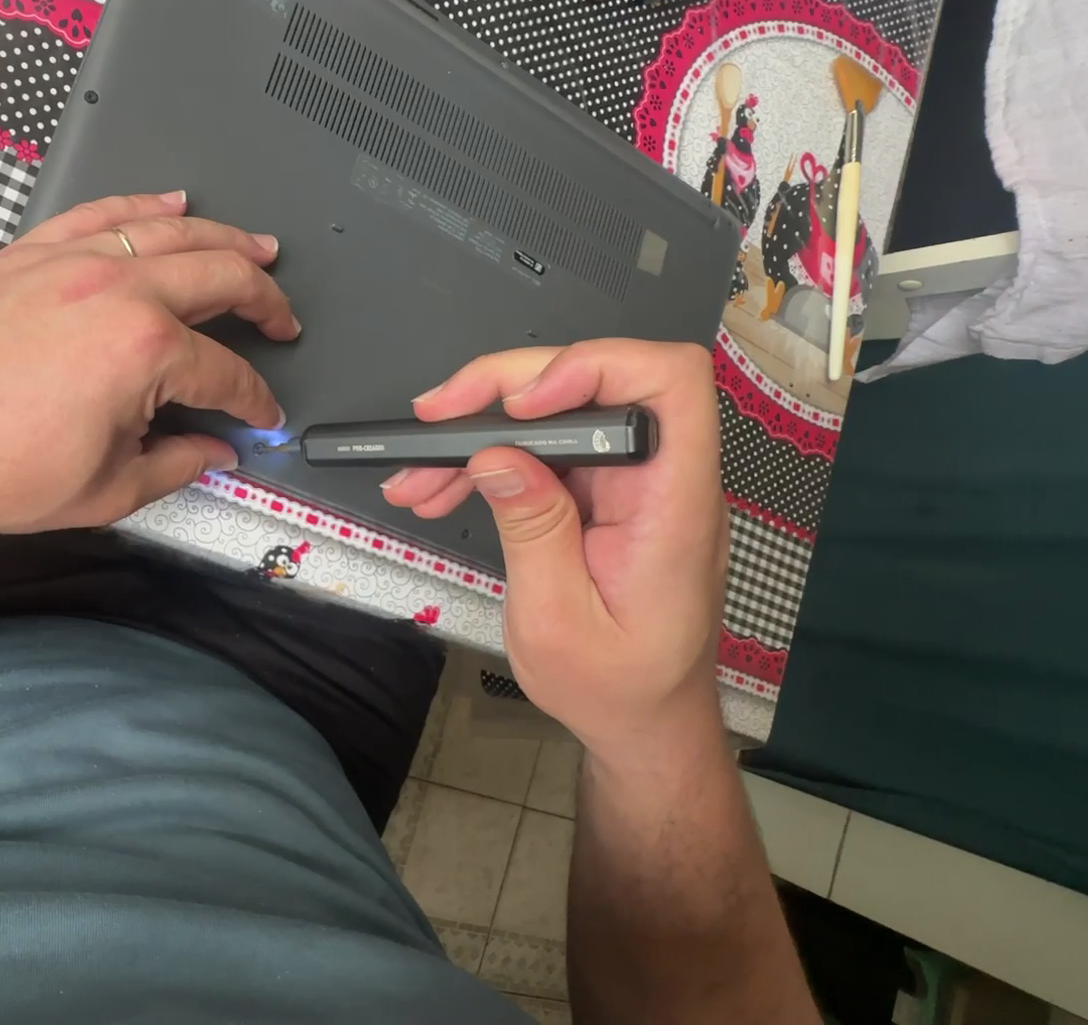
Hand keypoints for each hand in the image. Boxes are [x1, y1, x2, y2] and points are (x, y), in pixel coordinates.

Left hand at [0, 191, 297, 546]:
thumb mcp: (108, 489)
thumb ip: (179, 464)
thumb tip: (215, 452)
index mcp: (143, 351)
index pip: (227, 373)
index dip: (255, 400)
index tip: (262, 415)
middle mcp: (114, 290)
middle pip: (219, 278)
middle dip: (265, 302)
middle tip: (283, 319)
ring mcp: (69, 262)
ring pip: (171, 231)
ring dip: (224, 240)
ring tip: (257, 249)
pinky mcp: (30, 254)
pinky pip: (101, 212)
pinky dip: (144, 205)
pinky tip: (172, 204)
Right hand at [381, 340, 728, 760]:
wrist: (640, 720)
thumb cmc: (614, 687)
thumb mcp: (556, 619)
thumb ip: (532, 530)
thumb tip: (496, 456)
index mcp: (671, 504)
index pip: (666, 383)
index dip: (591, 366)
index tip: (518, 404)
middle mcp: (655, 477)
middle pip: (590, 384)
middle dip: (500, 391)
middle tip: (432, 418)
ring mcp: (625, 483)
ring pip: (550, 420)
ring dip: (476, 435)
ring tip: (415, 479)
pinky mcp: (596, 495)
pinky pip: (538, 456)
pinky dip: (483, 466)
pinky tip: (438, 491)